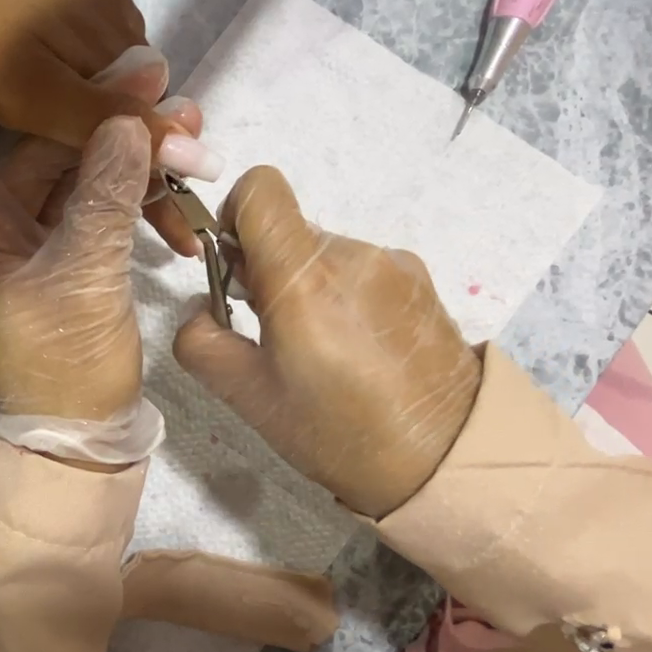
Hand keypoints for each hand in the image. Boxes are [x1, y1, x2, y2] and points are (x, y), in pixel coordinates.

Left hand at [0, 0, 148, 436]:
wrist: (81, 431)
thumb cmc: (63, 366)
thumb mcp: (83, 281)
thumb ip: (104, 198)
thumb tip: (124, 124)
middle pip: (34, 143)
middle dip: (95, 110)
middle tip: (156, 76)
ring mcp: (32, 233)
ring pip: (74, 167)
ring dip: (126, 145)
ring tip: (186, 121)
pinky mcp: (67, 246)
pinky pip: (96, 197)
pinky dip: (133, 182)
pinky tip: (176, 166)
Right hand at [172, 167, 483, 517]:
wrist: (449, 461)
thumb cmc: (338, 433)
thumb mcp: (249, 398)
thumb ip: (202, 343)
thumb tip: (202, 309)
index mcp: (305, 278)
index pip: (259, 190)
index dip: (231, 214)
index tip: (231, 266)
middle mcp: (352, 255)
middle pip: (288, 231)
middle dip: (265, 269)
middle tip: (270, 333)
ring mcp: (393, 264)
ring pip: (323, 253)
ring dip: (304, 286)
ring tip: (318, 351)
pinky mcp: (419, 281)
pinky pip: (359, 271)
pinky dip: (341, 297)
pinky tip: (355, 350)